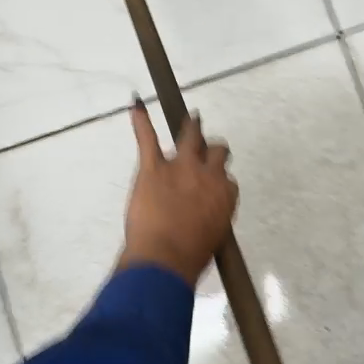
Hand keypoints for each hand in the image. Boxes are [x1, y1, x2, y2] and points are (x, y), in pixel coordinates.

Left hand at [119, 99, 237, 284]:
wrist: (164, 258)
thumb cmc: (191, 256)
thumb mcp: (215, 238)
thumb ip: (214, 218)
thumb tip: (205, 216)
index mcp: (225, 194)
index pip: (227, 179)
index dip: (218, 181)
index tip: (212, 187)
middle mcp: (208, 174)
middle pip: (216, 151)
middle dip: (212, 149)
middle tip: (207, 148)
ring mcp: (180, 166)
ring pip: (190, 137)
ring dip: (191, 127)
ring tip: (192, 119)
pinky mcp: (153, 167)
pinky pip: (147, 138)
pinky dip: (141, 121)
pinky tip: (136, 105)